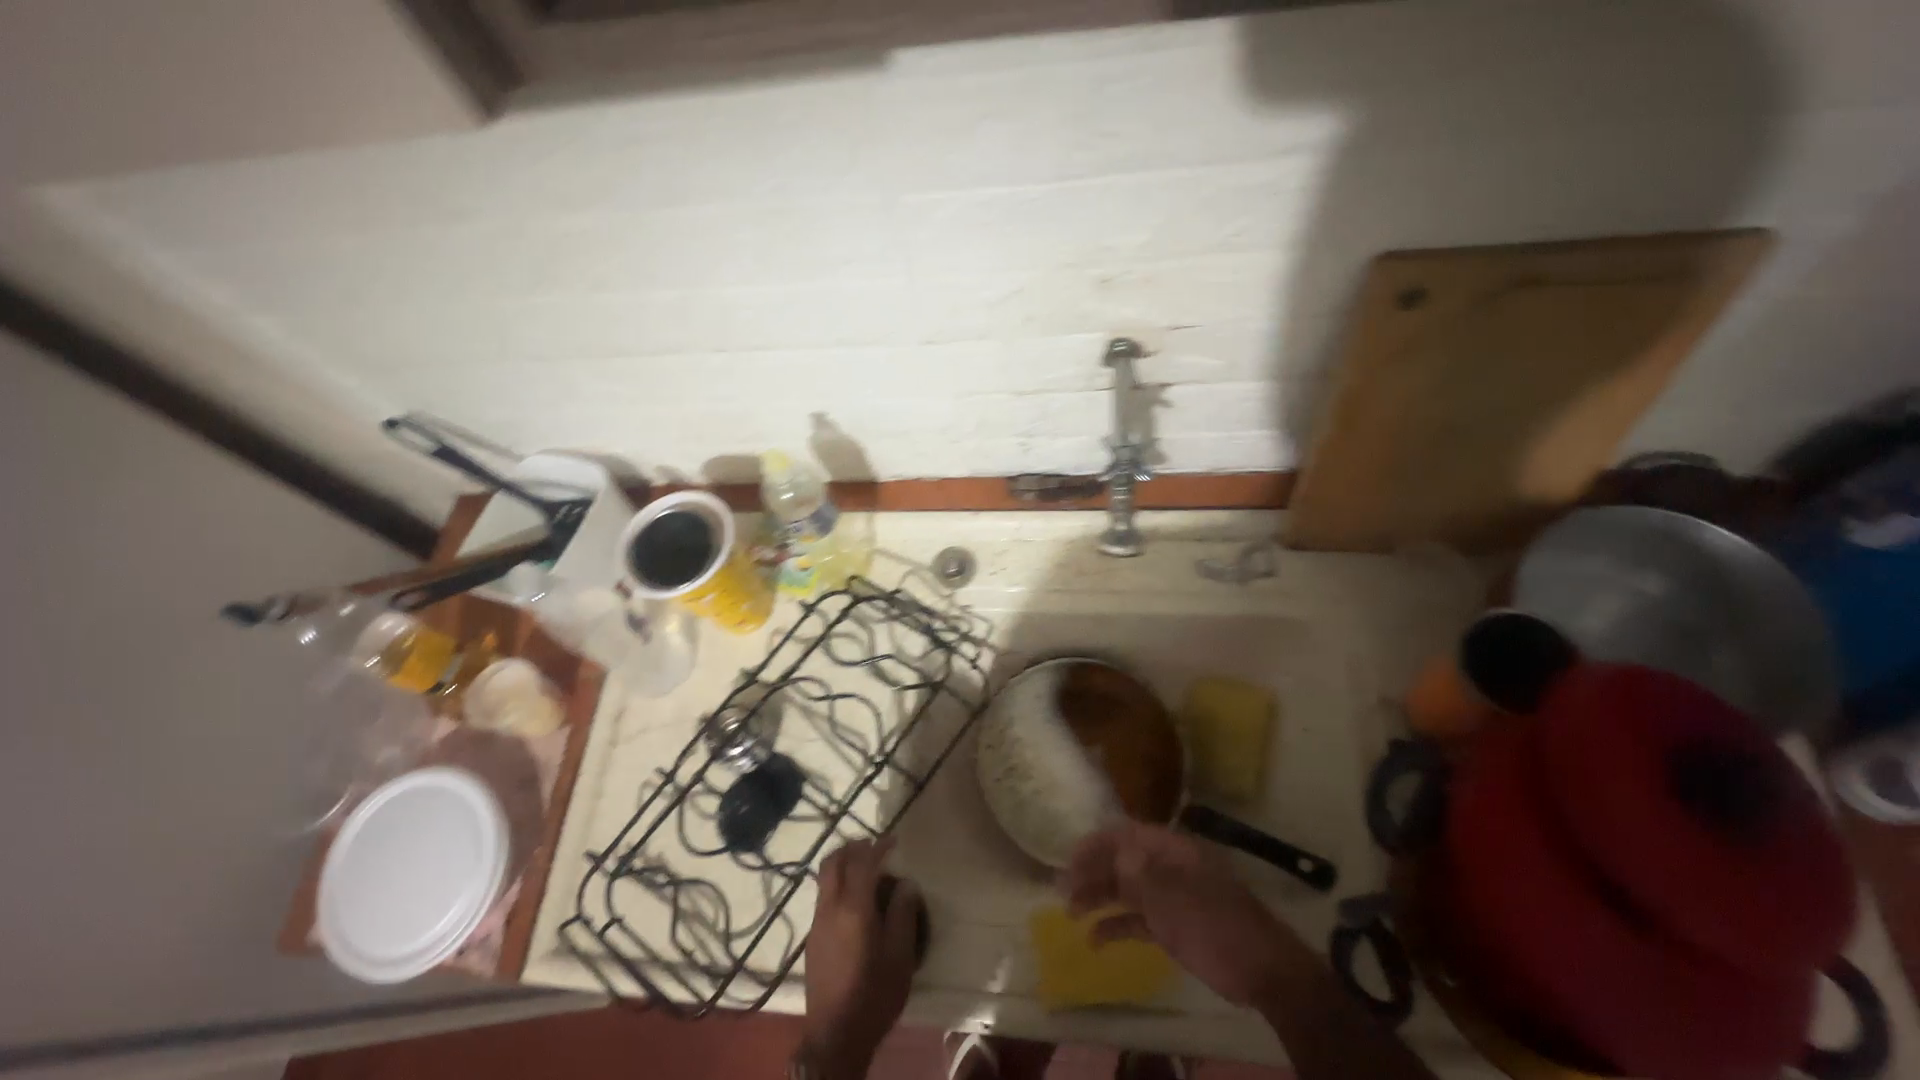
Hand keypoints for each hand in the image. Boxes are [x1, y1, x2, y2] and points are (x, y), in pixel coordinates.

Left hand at [802, 836, 920, 1076]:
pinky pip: (824, 897)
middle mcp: (829, 908)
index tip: (893, 839)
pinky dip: (838, 885)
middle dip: (852, 848)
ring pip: (825, 879)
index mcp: (853, 908)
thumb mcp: (900, 955)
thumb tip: (906, 884)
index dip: (877, 846)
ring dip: (843, 865)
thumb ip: (903, 914)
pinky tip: (857, 901)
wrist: (835, 1034)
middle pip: (832, 862)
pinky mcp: (812, 939)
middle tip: (874, 847)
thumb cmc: (874, 994)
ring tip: (868, 871)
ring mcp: (816, 923)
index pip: (862, 863)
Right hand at [1062, 821, 1305, 1006]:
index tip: (1068, 860)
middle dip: (1092, 872)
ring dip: (1099, 898)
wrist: (1263, 970)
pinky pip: (1138, 919)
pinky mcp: (1174, 926)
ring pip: (1127, 890)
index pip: (1127, 835)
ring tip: (1070, 913)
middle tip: (1062, 890)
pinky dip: (1116, 926)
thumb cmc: (1217, 926)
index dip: (1096, 844)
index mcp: (1174, 851)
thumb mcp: (1175, 899)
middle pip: (1123, 862)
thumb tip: (1115, 851)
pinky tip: (1095, 940)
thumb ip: (1141, 875)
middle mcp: (1170, 868)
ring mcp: (1172, 897)